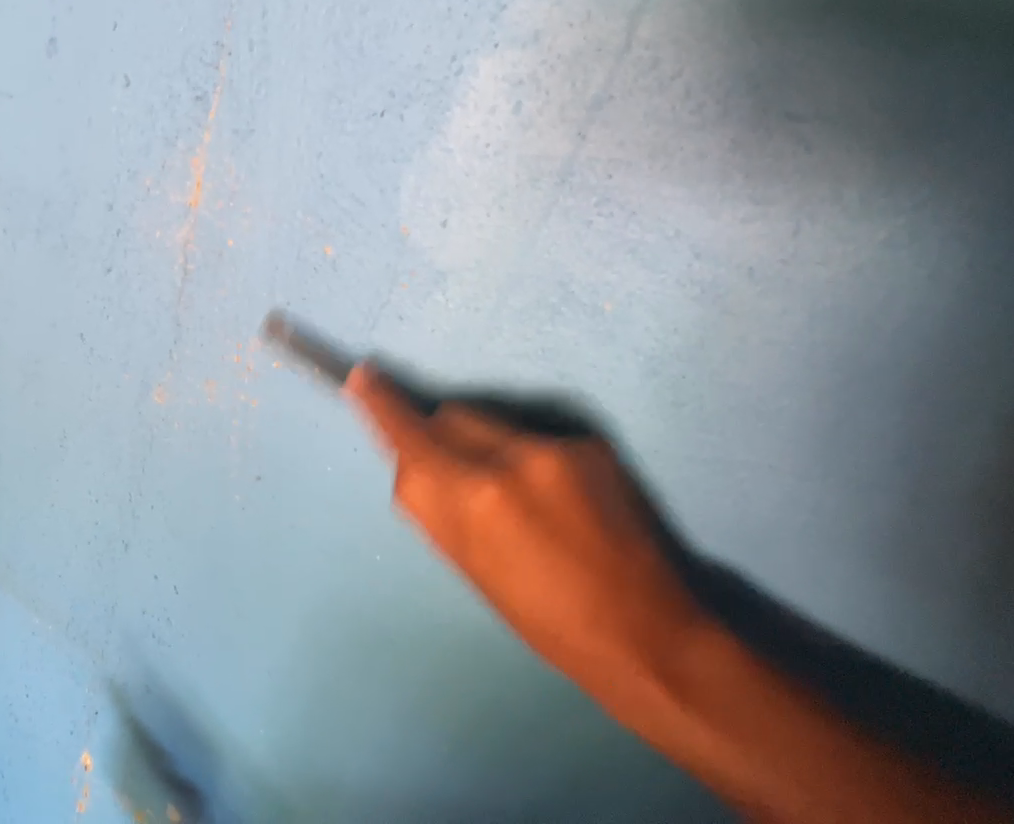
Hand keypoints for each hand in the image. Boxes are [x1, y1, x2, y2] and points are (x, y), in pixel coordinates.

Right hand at [345, 364, 708, 707]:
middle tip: (457, 469)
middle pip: (448, 415)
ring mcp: (552, 448)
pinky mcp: (591, 445)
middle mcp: (505, 461)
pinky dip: (531, 456)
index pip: (407, 433)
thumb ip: (433, 507)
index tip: (363, 376)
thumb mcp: (469, 569)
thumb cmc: (545, 619)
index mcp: (468, 500)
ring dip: (485, 441)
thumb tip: (411, 464)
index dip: (380, 403)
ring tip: (518, 491)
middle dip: (440, 432)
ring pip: (492, 421)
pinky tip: (559, 497)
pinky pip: (535, 434)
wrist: (650, 638)